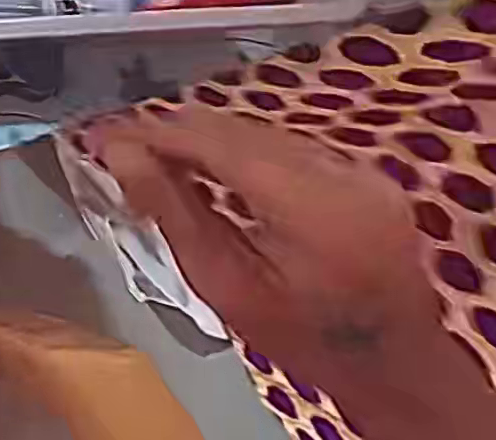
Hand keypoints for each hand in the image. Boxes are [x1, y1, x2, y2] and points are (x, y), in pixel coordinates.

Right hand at [84, 105, 495, 439]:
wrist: (398, 369)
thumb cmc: (302, 336)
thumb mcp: (221, 282)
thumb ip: (168, 208)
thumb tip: (115, 150)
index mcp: (312, 206)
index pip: (209, 142)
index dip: (145, 133)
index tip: (96, 137)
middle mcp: (339, 172)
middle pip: (225, 128)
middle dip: (162, 132)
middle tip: (112, 145)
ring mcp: (352, 166)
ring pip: (243, 126)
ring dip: (188, 136)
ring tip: (146, 154)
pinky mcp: (352, 167)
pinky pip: (267, 138)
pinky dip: (221, 144)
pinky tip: (195, 163)